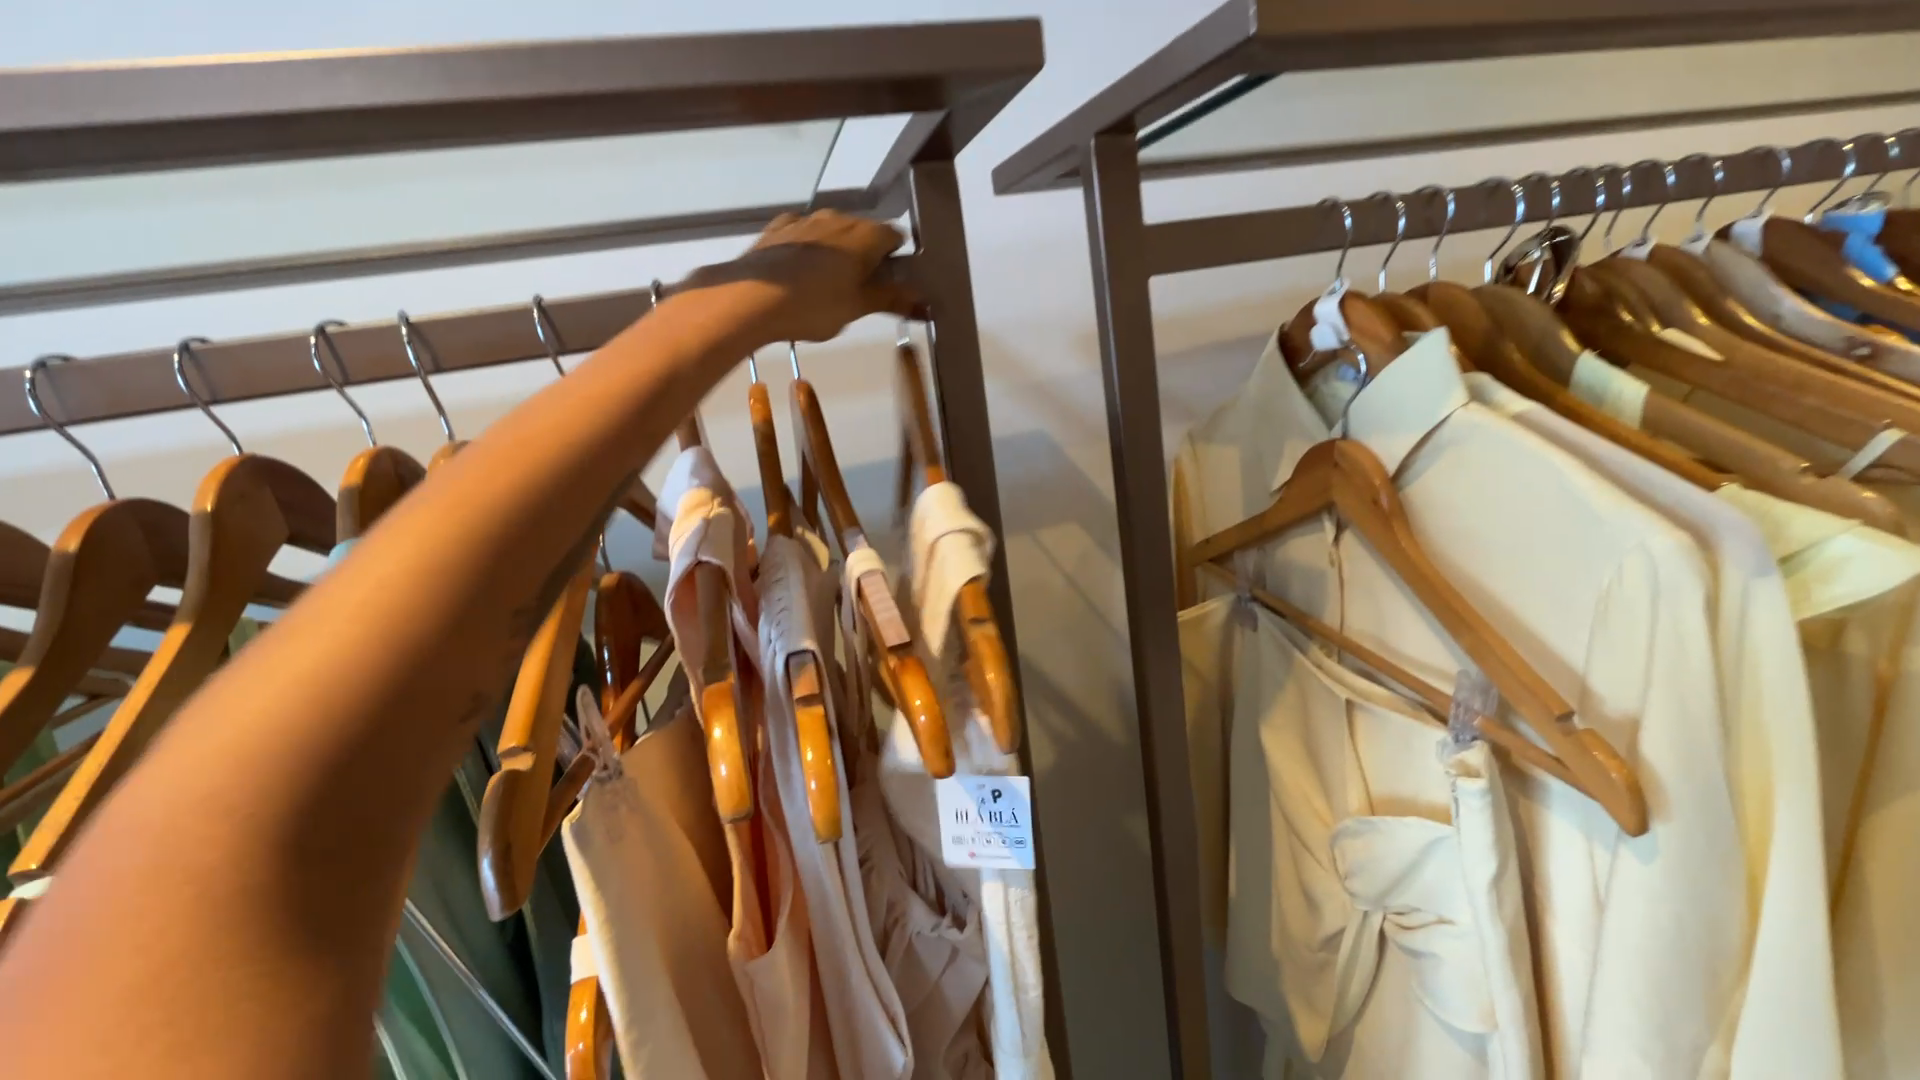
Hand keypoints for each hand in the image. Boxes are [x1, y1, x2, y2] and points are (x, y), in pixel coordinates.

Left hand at [689, 210, 919, 343]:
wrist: (751, 297)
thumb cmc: (814, 305)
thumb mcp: (858, 307)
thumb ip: (891, 300)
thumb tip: (924, 302)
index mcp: (866, 235)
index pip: (895, 237)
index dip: (898, 260)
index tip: (892, 284)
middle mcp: (838, 218)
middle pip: (864, 233)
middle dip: (868, 256)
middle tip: (862, 291)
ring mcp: (805, 220)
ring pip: (833, 232)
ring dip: (838, 251)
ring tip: (830, 283)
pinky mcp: (777, 228)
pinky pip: (803, 233)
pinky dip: (809, 248)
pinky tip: (801, 269)